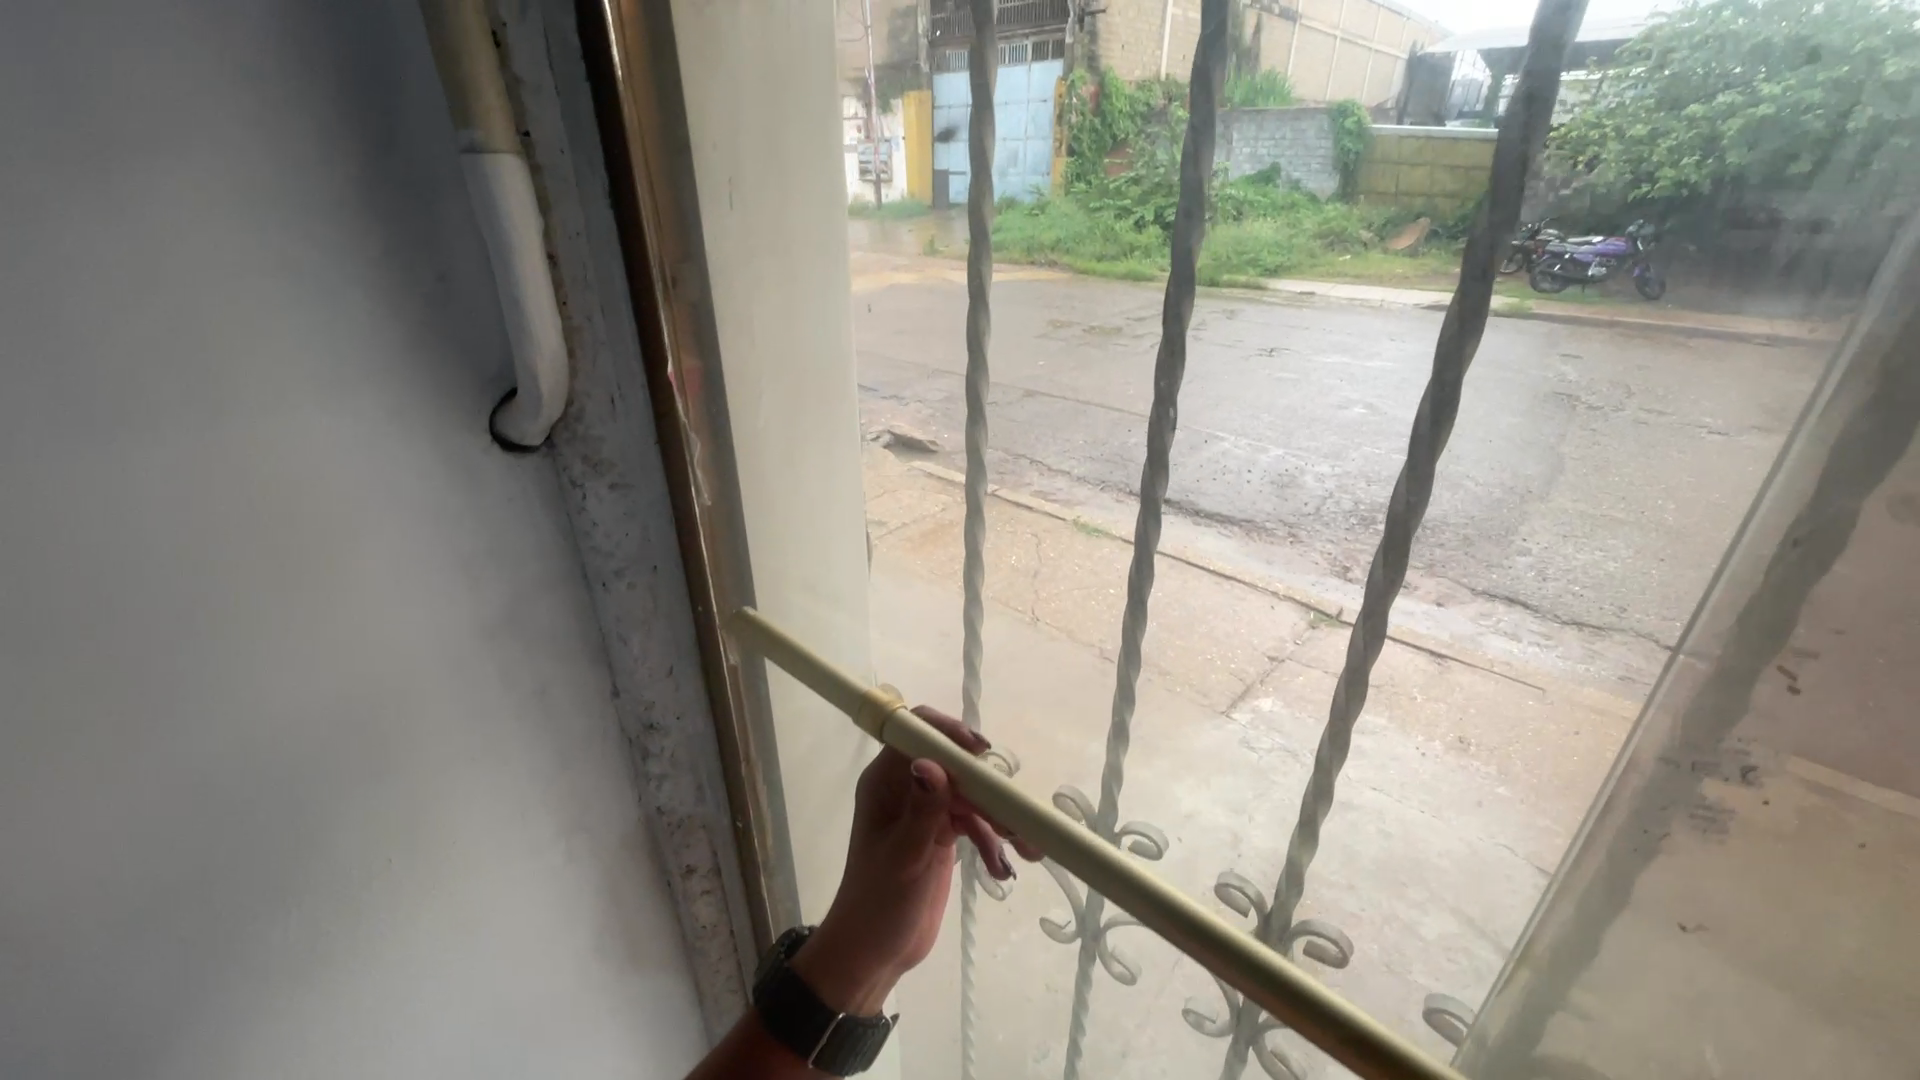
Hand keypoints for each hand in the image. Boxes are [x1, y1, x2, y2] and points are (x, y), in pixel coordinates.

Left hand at [791, 706, 1039, 1014]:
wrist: (875, 954)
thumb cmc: (878, 903)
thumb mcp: (904, 856)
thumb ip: (923, 809)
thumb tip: (932, 763)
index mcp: (885, 782)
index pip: (917, 735)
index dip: (949, 734)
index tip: (981, 752)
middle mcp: (906, 787)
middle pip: (954, 765)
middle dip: (987, 789)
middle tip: (1017, 815)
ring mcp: (926, 810)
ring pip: (970, 796)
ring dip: (998, 820)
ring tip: (1028, 849)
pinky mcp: (942, 834)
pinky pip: (975, 823)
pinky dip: (991, 841)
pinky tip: (1002, 868)